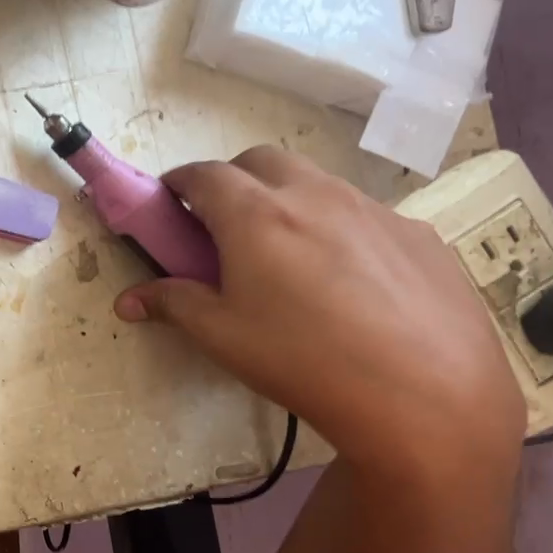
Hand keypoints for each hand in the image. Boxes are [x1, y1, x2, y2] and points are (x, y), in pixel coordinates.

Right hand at [116, 146, 523, 480]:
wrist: (424, 392)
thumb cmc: (299, 358)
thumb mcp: (218, 334)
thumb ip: (171, 303)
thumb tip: (127, 300)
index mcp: (256, 216)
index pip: (204, 174)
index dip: (177, 182)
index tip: (166, 203)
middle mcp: (315, 197)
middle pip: (262, 160)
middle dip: (230, 180)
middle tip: (217, 225)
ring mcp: (374, 210)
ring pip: (315, 183)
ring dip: (283, 199)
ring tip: (279, 254)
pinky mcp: (418, 234)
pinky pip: (361, 214)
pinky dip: (333, 227)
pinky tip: (341, 281)